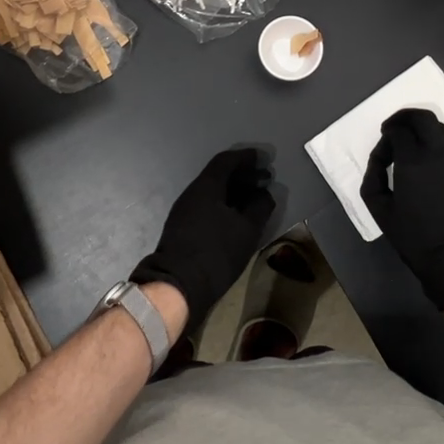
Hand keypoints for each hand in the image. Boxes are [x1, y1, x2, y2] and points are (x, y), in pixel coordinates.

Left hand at [132, 147, 276, 318]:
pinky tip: (237, 216)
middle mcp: (192, 193)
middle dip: (243, 175)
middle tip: (264, 179)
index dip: (246, 158)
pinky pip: (207, 205)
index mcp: (206, 186)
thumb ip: (260, 206)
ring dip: (234, 191)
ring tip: (254, 198)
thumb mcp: (247, 229)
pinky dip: (225, 204)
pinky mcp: (183, 228)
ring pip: (213, 192)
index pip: (226, 161)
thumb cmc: (216, 252)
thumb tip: (264, 193)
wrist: (178, 285)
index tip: (263, 160)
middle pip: (219, 175)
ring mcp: (184, 211)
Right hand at [361, 108, 443, 313]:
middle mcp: (439, 153)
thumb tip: (379, 160)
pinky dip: (439, 152)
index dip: (387, 135)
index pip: (398, 130)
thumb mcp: (380, 211)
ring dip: (424, 133)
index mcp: (414, 161)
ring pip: (441, 132)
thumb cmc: (415, 238)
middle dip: (406, 117)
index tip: (384, 150)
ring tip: (414, 149)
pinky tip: (434, 174)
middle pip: (423, 117)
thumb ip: (373, 178)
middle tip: (395, 128)